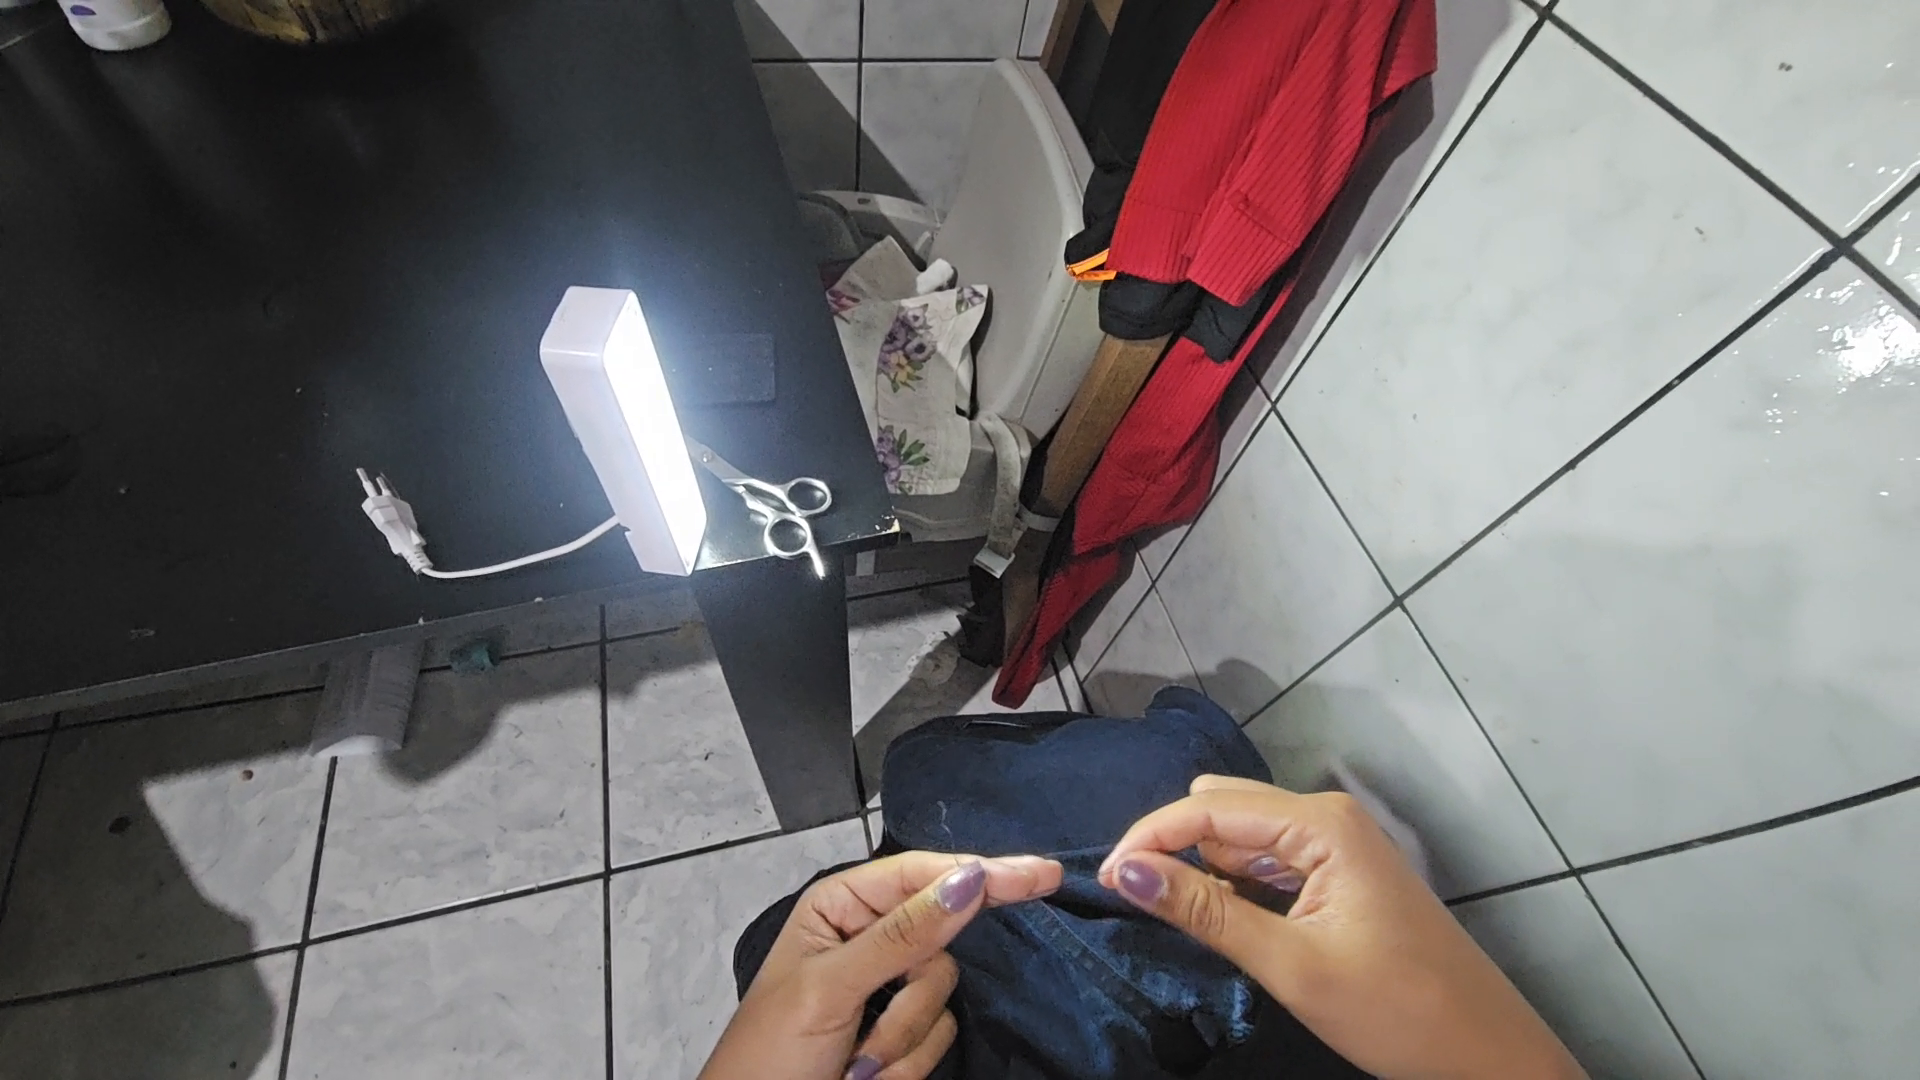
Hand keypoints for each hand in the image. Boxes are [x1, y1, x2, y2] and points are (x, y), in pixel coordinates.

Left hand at [701, 851, 1063, 1079]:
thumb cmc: (772, 1054)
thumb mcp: (830, 989)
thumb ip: (902, 934)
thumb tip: (971, 879)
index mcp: (843, 904)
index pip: (923, 874)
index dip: (982, 870)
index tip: (1038, 873)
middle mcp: (871, 934)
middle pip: (939, 928)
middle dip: (925, 973)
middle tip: (1017, 912)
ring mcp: (890, 984)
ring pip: (941, 987)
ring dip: (903, 1033)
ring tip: (857, 1064)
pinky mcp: (903, 1031)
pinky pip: (937, 1031)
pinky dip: (905, 1060)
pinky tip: (864, 1077)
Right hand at [1098, 776, 1584, 1079]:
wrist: (1496, 1065)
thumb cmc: (1397, 1015)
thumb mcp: (1290, 965)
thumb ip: (1202, 911)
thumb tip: (1123, 870)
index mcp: (1318, 822)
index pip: (1207, 808)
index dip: (1150, 837)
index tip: (1106, 879)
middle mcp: (1323, 813)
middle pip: (1220, 808)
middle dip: (1179, 849)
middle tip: (1151, 902)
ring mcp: (1333, 837)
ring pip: (1238, 831)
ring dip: (1210, 870)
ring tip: (1217, 928)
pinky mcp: (1335, 865)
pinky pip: (1264, 854)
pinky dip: (1238, 882)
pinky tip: (1245, 920)